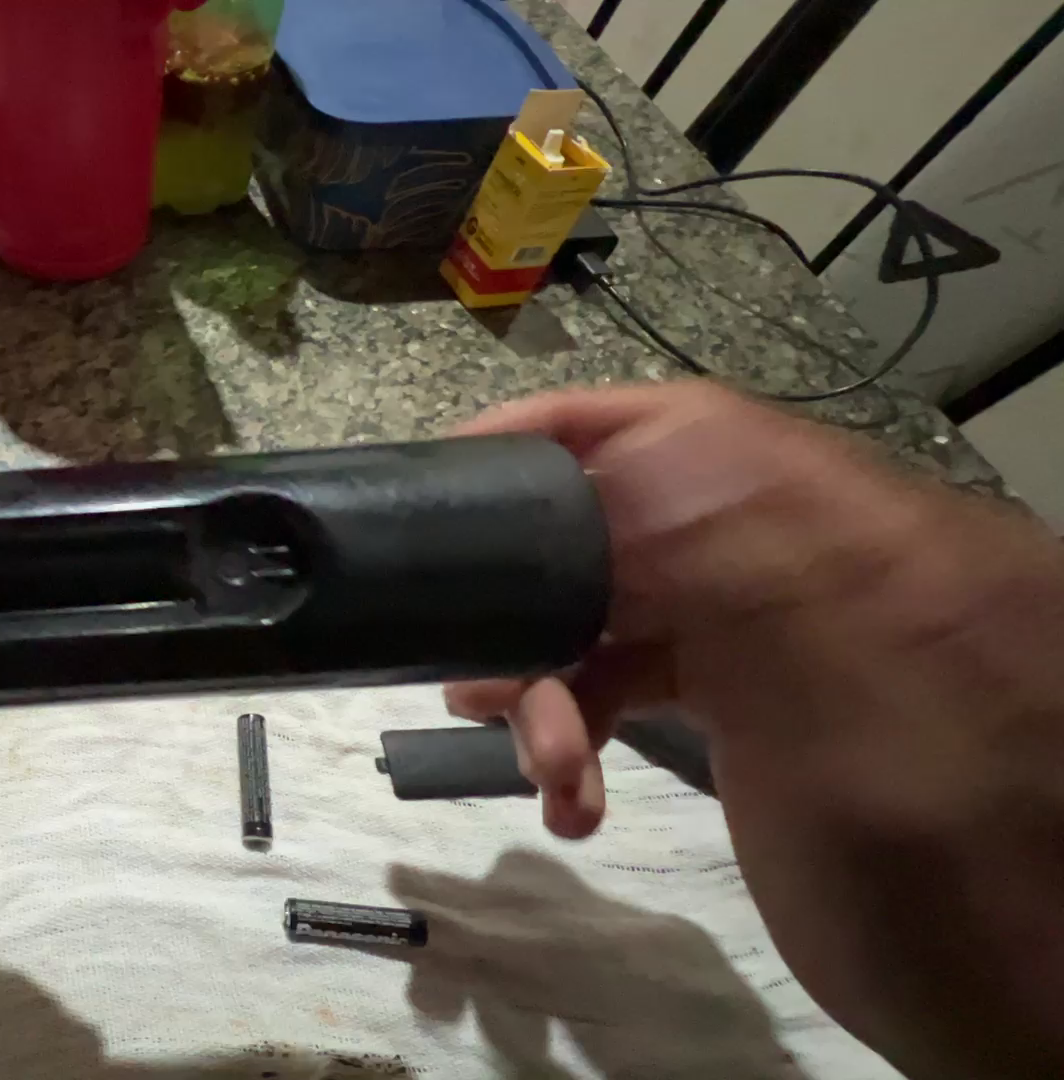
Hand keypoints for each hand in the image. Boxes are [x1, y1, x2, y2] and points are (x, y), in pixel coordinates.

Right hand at [443, 383, 1063, 1076]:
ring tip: (531, 756)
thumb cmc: (957, 893)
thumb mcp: (861, 740)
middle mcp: (808, 570)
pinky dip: (579, 726)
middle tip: (468, 649)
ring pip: (614, 609)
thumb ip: (762, 591)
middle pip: (626, 524)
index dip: (565, 429)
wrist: (1030, 1017)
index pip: (689, 430)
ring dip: (547, 676)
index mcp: (858, 547)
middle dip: (531, 584)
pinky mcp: (746, 696)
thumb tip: (641, 471)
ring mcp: (772, 638)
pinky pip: (631, 676)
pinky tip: (569, 795)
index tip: (460, 469)